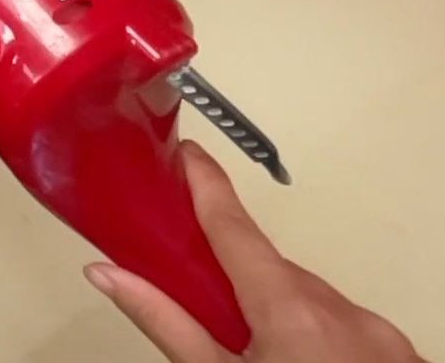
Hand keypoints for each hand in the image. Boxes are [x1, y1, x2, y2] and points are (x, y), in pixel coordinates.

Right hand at [86, 141, 423, 362]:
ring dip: (277, 310)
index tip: (189, 153)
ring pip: (313, 302)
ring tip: (252, 349)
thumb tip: (106, 274)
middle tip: (199, 295)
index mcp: (294, 310)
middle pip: (272, 270)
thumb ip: (162, 320)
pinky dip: (316, 336)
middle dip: (235, 276)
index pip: (235, 226)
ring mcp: (391, 346)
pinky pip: (350, 332)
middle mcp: (350, 317)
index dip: (206, 183)